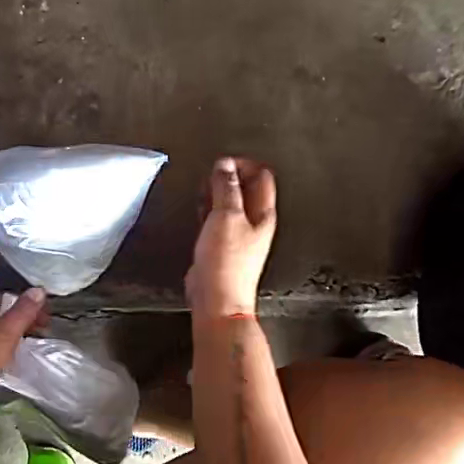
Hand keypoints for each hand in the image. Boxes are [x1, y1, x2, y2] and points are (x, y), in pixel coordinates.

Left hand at [0, 289, 46, 425]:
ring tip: (24, 350)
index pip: (7, 299)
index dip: (29, 305)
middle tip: (40, 335)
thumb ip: (22, 313)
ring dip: (7, 338)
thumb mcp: (4, 337)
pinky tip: (1, 365)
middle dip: (20, 321)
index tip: (48, 320)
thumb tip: (38, 288)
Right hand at [186, 157, 276, 319]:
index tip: (223, 163)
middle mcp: (255, 224)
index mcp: (263, 214)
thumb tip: (225, 166)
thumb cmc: (227, 264)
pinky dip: (209, 210)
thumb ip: (226, 188)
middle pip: (247, 189)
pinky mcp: (222, 247)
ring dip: (218, 193)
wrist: (218, 299)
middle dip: (229, 176)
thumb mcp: (227, 216)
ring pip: (231, 204)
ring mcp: (239, 236)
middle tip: (211, 174)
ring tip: (203, 189)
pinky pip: (217, 220)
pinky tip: (200, 211)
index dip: (243, 164)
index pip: (262, 177)